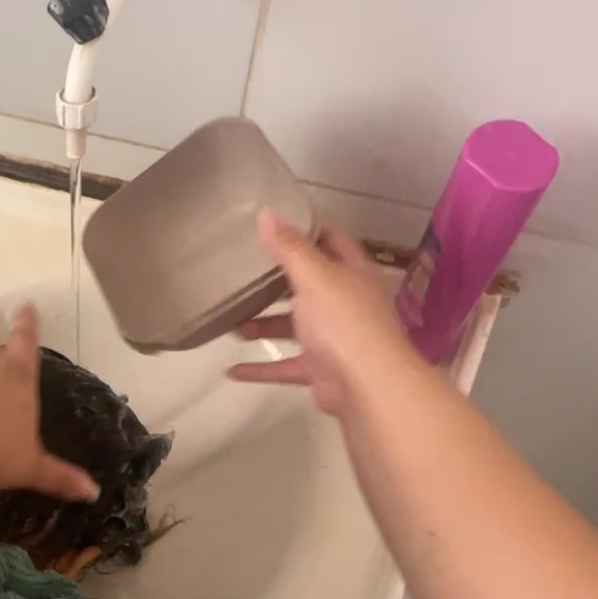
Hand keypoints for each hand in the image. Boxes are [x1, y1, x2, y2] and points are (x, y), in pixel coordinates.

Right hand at [226, 212, 425, 415]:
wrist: (365, 384)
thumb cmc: (343, 322)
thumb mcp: (315, 278)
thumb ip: (290, 249)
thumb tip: (266, 214)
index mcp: (352, 274)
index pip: (332, 241)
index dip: (308, 229)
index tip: (277, 223)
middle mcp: (346, 303)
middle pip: (309, 286)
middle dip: (277, 282)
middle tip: (244, 273)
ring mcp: (334, 338)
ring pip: (294, 327)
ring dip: (264, 326)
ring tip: (232, 324)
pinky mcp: (320, 369)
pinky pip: (285, 366)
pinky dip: (260, 368)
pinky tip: (232, 370)